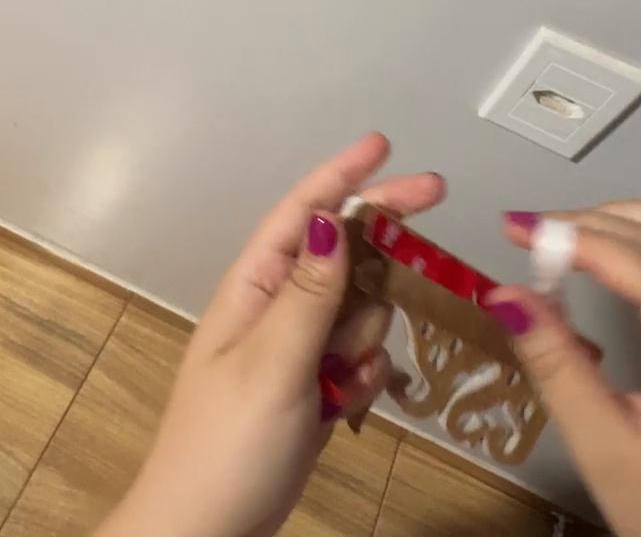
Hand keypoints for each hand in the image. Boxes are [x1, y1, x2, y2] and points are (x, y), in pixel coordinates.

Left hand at [99, 134, 445, 536]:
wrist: (206, 534)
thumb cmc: (226, 443)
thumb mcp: (271, 362)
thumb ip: (310, 293)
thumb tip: (335, 221)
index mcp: (256, 284)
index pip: (305, 211)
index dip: (344, 173)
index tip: (384, 144)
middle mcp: (278, 302)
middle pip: (343, 248)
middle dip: (382, 237)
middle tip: (434, 197)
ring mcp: (299, 344)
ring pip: (361, 306)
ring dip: (364, 336)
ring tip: (337, 380)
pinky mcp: (315, 381)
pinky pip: (360, 355)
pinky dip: (361, 375)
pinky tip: (343, 404)